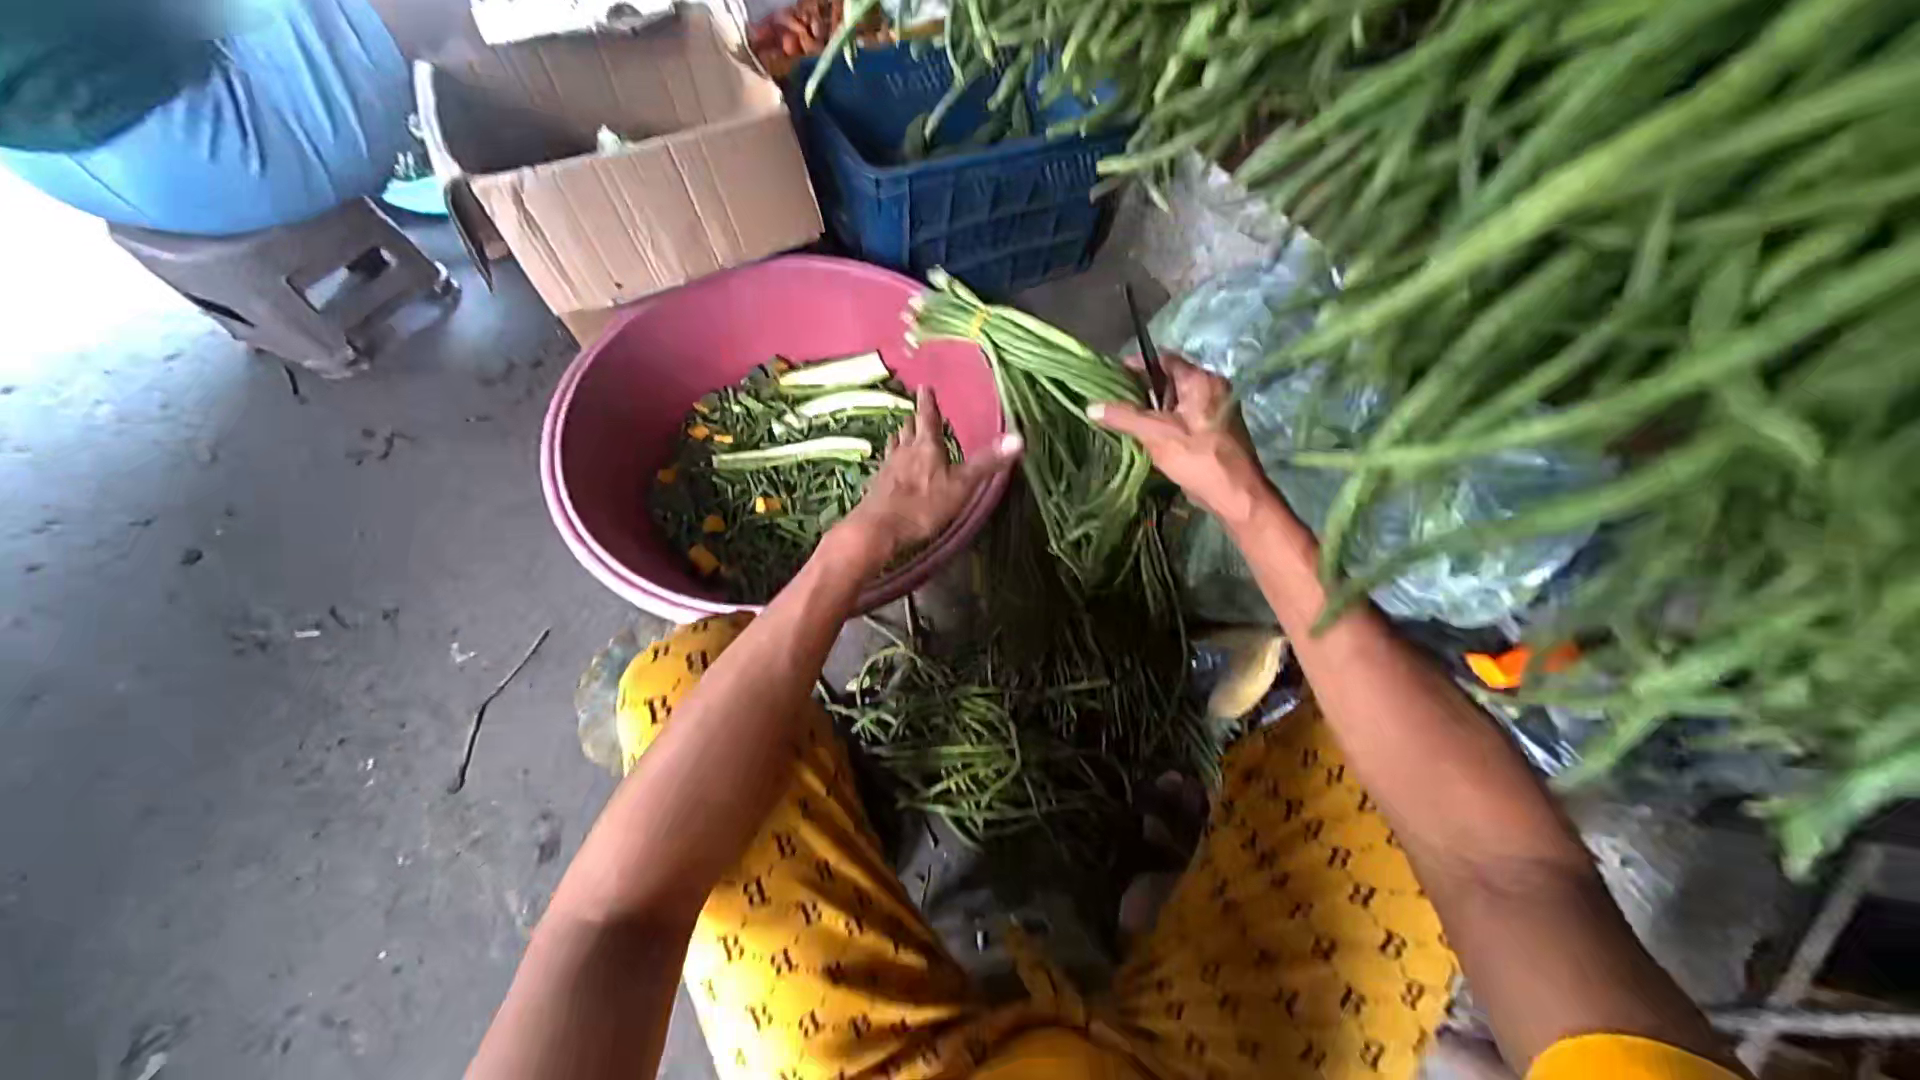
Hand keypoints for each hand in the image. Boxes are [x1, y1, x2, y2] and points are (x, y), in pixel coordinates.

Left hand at [835, 385, 1022, 565]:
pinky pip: (885, 465)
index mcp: (926, 446)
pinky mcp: (877, 485)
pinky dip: (890, 460)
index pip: (928, 418)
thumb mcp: (961, 485)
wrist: (878, 529)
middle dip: (914, 420)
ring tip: (901, 433)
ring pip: (895, 445)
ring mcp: (888, 468)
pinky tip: (889, 467)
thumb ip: (987, 463)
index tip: (925, 387)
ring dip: (900, 437)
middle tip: (916, 412)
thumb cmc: (923, 506)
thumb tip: (1018, 438)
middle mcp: (904, 451)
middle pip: (909, 429)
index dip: (928, 402)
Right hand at [1088, 353, 1271, 526]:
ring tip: (1126, 417)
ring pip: (1178, 400)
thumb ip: (1123, 417)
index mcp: (1201, 380)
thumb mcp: (1155, 434)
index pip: (1164, 359)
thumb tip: (1091, 407)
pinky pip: (1186, 416)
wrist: (1236, 494)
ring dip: (1154, 407)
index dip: (1137, 364)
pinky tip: (1149, 434)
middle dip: (1143, 388)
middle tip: (1115, 398)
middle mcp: (1213, 388)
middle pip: (1171, 379)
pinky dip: (1167, 420)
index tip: (1112, 374)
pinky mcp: (1217, 429)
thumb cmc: (1198, 458)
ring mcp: (1217, 409)